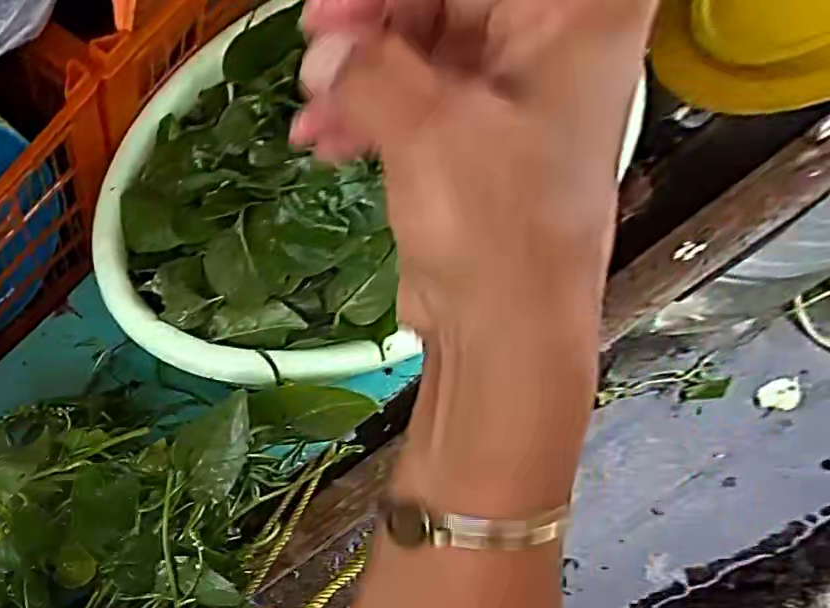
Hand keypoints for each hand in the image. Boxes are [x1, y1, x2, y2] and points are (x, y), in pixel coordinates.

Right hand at [292, 0, 654, 339]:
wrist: (496, 307)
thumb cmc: (493, 221)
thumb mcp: (431, 134)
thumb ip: (373, 79)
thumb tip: (325, 52)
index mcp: (569, 12)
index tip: (324, 14)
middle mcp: (541, 42)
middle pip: (440, 6)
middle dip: (366, 31)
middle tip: (310, 58)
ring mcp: (498, 94)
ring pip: (413, 57)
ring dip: (353, 82)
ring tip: (309, 115)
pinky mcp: (460, 140)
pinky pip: (403, 105)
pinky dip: (359, 118)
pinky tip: (323, 141)